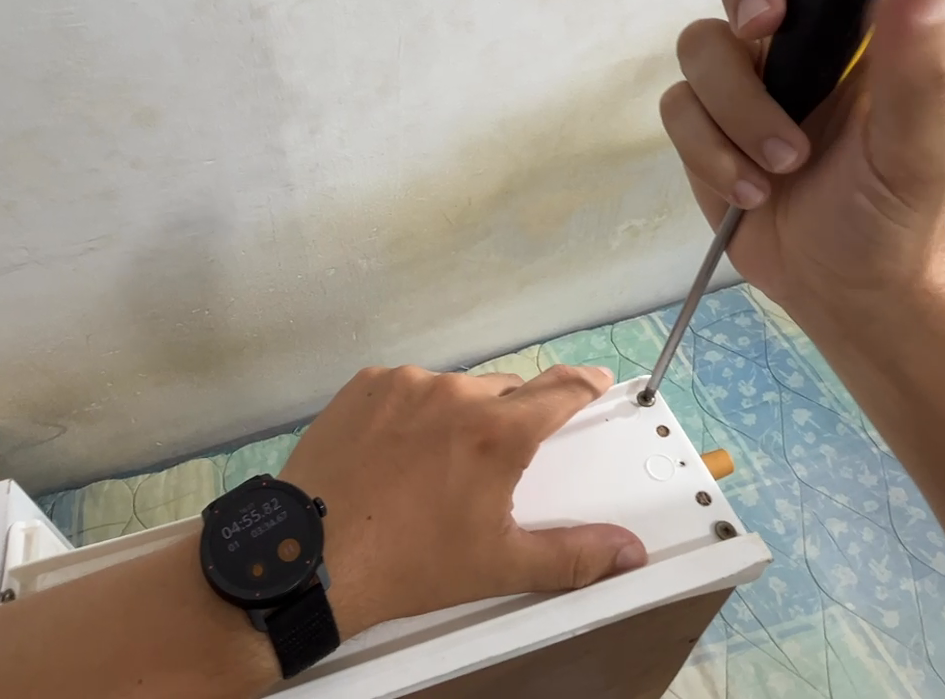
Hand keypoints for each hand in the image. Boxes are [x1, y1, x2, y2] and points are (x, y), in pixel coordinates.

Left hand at [278, 364, 645, 635]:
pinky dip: (411, 410)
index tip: (596, 380)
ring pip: (452, 390)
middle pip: (502, 392)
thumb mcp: (500, 565)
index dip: (583, 384)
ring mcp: (404, 382)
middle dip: (507, 420)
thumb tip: (628, 549)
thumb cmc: (412, 562)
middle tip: (488, 464)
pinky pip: (406, 387)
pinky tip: (394, 450)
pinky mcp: (365, 382)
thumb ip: (574, 555)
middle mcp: (454, 393)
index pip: (559, 391)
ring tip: (431, 465)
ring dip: (455, 416)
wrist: (315, 554)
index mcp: (496, 432)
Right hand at [659, 0, 944, 322]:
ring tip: (778, 166)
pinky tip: (747, 187)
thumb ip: (921, 62)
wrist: (838, 287)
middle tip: (762, 24)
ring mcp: (746, 76)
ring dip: (737, 108)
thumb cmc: (894, 215)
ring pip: (702, 42)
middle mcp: (804, 35)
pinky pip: (678, 107)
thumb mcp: (921, 146)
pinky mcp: (703, 120)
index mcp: (873, 24)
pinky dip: (709, 150)